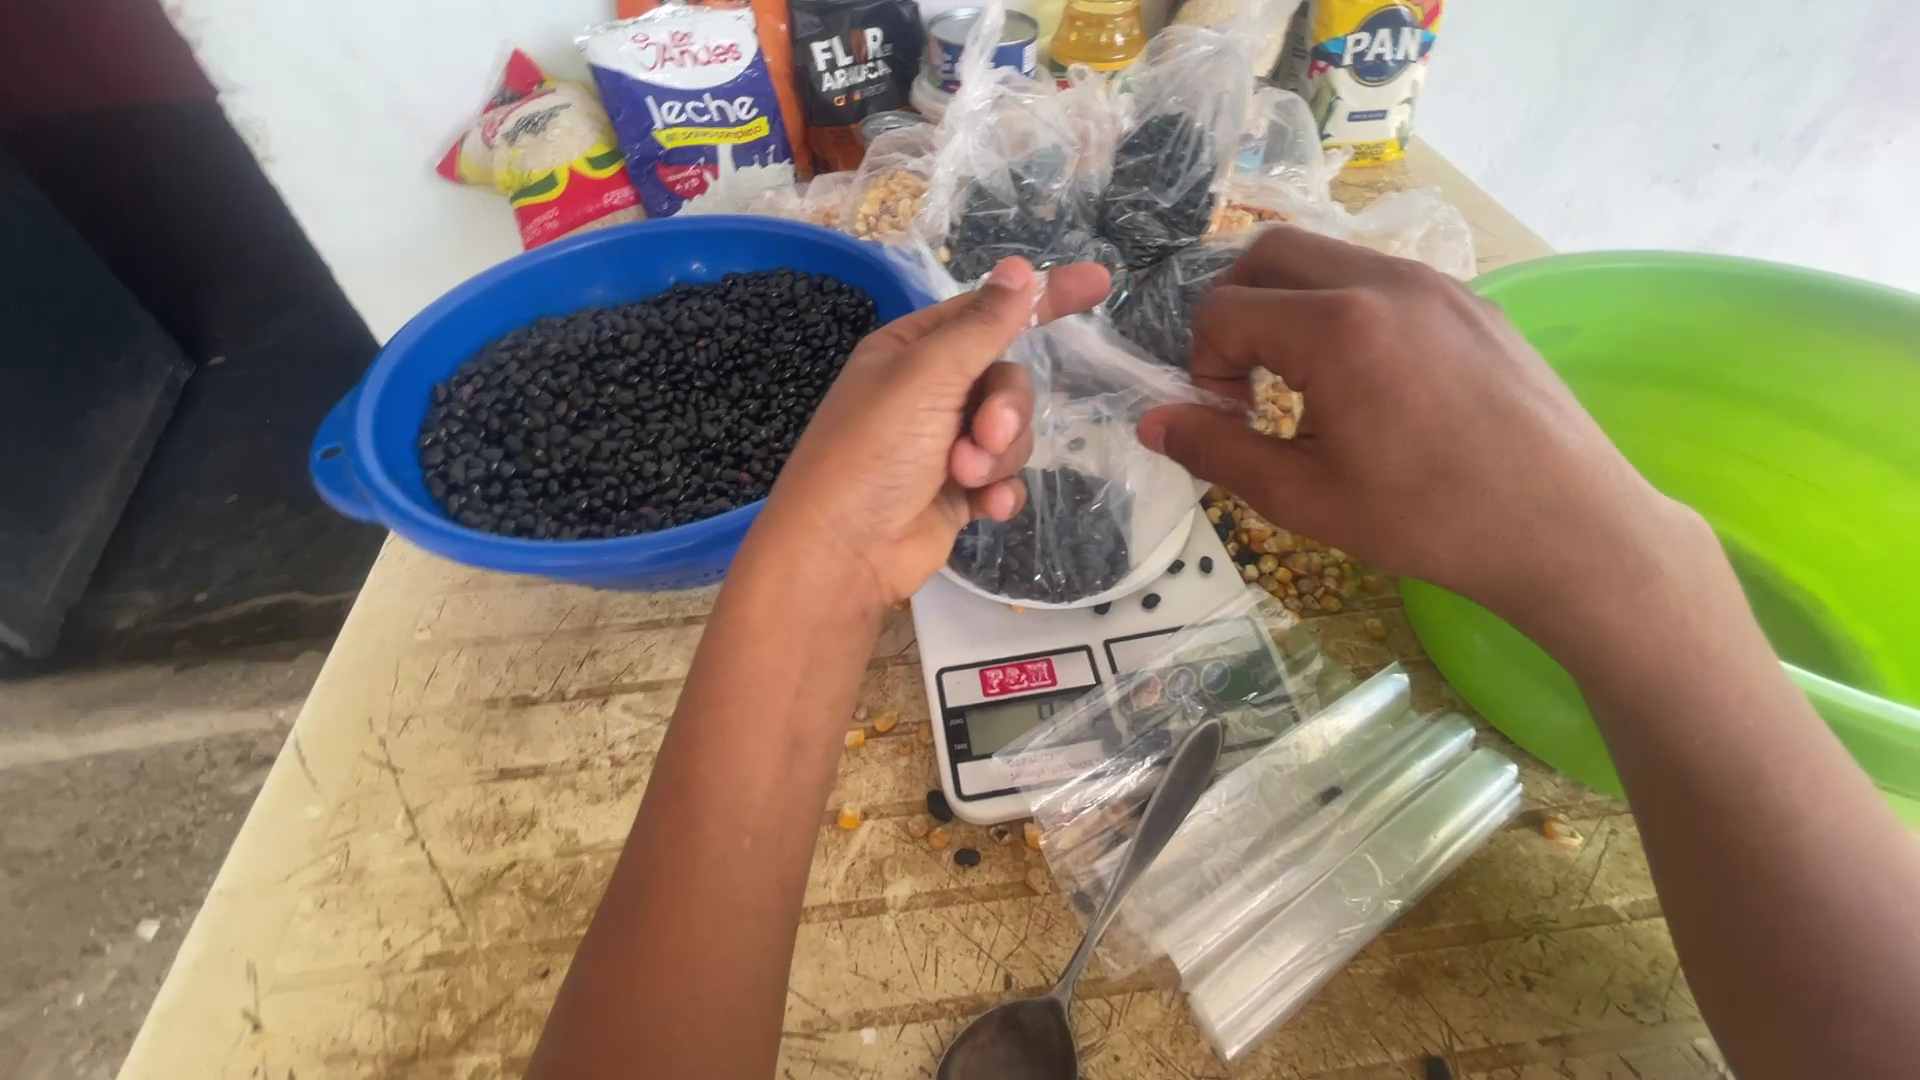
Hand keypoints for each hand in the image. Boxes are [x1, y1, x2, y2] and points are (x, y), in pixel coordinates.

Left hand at [754, 257, 1111, 608]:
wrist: (846, 551)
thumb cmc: (875, 450)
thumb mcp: (928, 375)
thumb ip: (983, 325)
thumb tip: (1022, 269)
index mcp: (912, 350)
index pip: (988, 312)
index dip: (1043, 298)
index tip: (1099, 283)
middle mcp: (929, 393)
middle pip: (1006, 381)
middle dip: (1005, 410)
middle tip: (984, 435)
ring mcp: (945, 445)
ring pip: (1011, 434)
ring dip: (997, 456)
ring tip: (964, 476)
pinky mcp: (959, 493)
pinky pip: (1004, 478)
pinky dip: (998, 491)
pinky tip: (984, 506)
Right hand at [1136, 227, 1702, 630]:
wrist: (1569, 528)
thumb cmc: (1426, 520)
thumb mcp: (1301, 498)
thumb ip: (1215, 451)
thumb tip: (1151, 423)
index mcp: (1336, 329)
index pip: (1224, 311)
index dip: (1202, 365)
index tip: (1227, 418)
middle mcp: (1383, 281)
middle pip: (1267, 254)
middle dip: (1232, 312)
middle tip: (1243, 382)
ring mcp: (1436, 282)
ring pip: (1325, 258)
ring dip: (1285, 308)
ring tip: (1300, 384)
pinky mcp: (1470, 299)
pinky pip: (1376, 278)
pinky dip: (1338, 311)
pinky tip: (1361, 381)